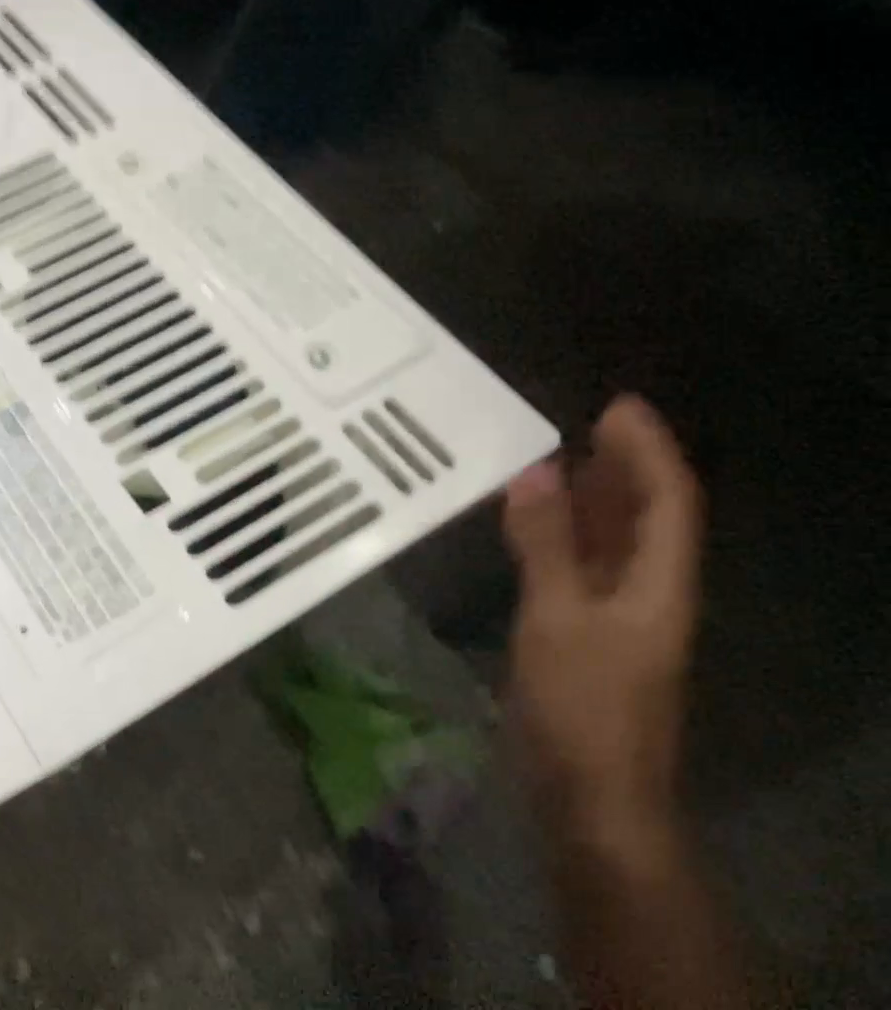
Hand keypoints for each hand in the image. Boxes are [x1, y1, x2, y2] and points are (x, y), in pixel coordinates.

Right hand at [503, 396, 703, 843]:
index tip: (616, 407)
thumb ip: (545, 544)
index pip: (667, 502)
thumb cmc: (582, 704)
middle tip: (583, 426)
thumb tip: (534, 472)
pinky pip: (579, 570)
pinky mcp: (583, 638)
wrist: (589, 790)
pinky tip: (531, 530)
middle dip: (622, 470)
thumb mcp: (558, 617)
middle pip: (646, 519)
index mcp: (659, 584)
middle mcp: (648, 593)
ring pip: (612, 545)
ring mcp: (616, 618)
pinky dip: (560, 540)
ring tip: (557, 464)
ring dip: (590, 503)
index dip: (646, 453)